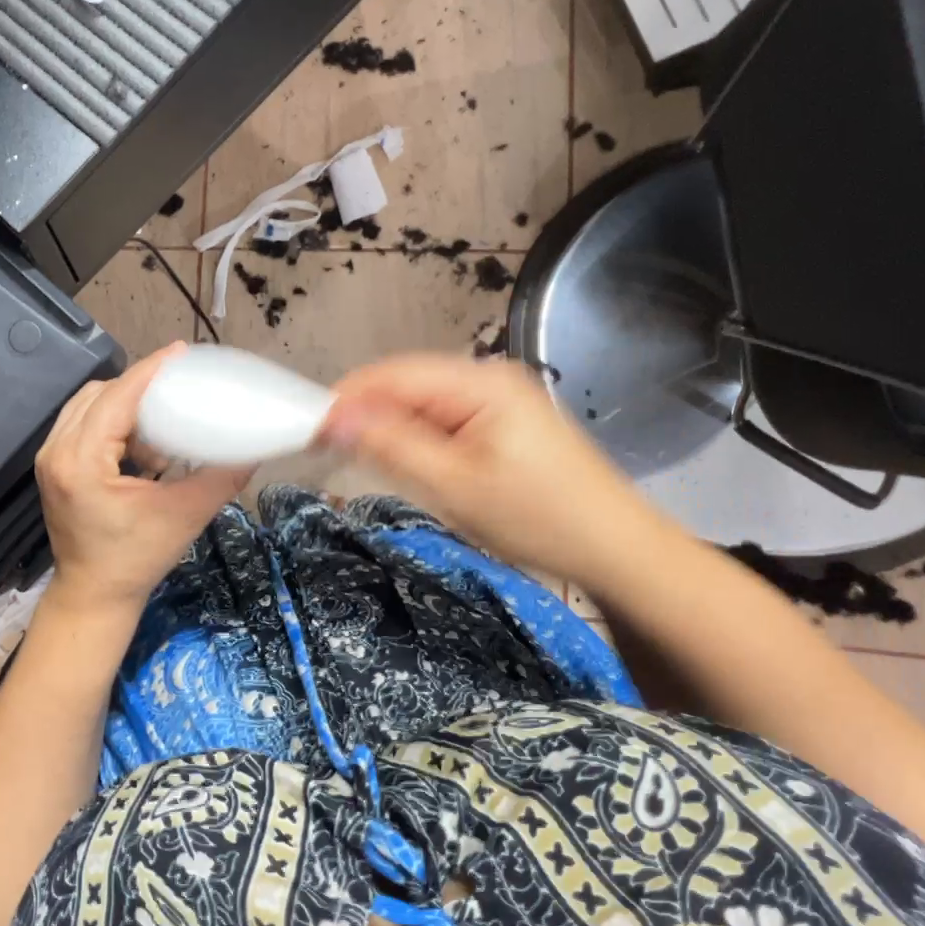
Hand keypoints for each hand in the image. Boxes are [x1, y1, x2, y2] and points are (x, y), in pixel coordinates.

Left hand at [35, 344, 252, 612]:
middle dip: (138, 386)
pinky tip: (138, 441)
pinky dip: (109, 421)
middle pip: (98, 394)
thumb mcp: (185, 515)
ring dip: (122, 404)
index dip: (150, 371)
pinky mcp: (53, 466)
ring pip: (86, 405)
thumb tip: (256, 448)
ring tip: (160, 420)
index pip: (117, 398)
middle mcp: (57, 451)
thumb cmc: (136, 559)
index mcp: (82, 461)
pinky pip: (80, 424)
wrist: (94, 594)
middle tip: (177, 388)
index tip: (180, 353)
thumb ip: (221, 476)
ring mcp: (49, 457)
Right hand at [319, 353, 684, 585]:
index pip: (390, 374)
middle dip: (361, 412)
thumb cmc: (538, 518)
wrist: (620, 551)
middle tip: (323, 449)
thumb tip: (331, 417)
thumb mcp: (453, 485)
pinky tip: (398, 459)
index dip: (343, 398)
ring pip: (417, 401)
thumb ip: (389, 444)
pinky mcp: (499, 421)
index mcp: (480, 383)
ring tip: (354, 457)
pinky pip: (438, 417)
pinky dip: (410, 435)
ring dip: (383, 425)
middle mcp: (487, 377)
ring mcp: (496, 398)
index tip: (304, 429)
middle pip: (402, 383)